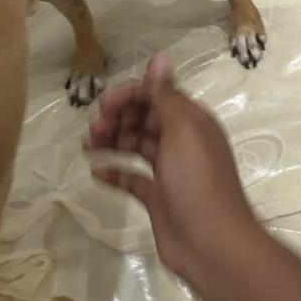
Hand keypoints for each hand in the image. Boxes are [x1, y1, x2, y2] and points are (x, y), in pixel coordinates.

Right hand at [85, 52, 262, 283]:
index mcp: (191, 121)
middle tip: (95, 128)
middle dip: (118, 117)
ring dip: (112, 140)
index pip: (156, 95)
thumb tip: (160, 56)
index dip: (129, 95)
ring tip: (88, 146)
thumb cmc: (198, 181)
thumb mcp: (183, 130)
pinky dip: (114, 171)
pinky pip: (132, 178)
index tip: (103, 106)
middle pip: (144, 118)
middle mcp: (181, 141)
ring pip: (135, 145)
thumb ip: (166, 95)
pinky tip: (96, 171)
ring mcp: (169, 170)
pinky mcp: (157, 198)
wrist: (212, 243)